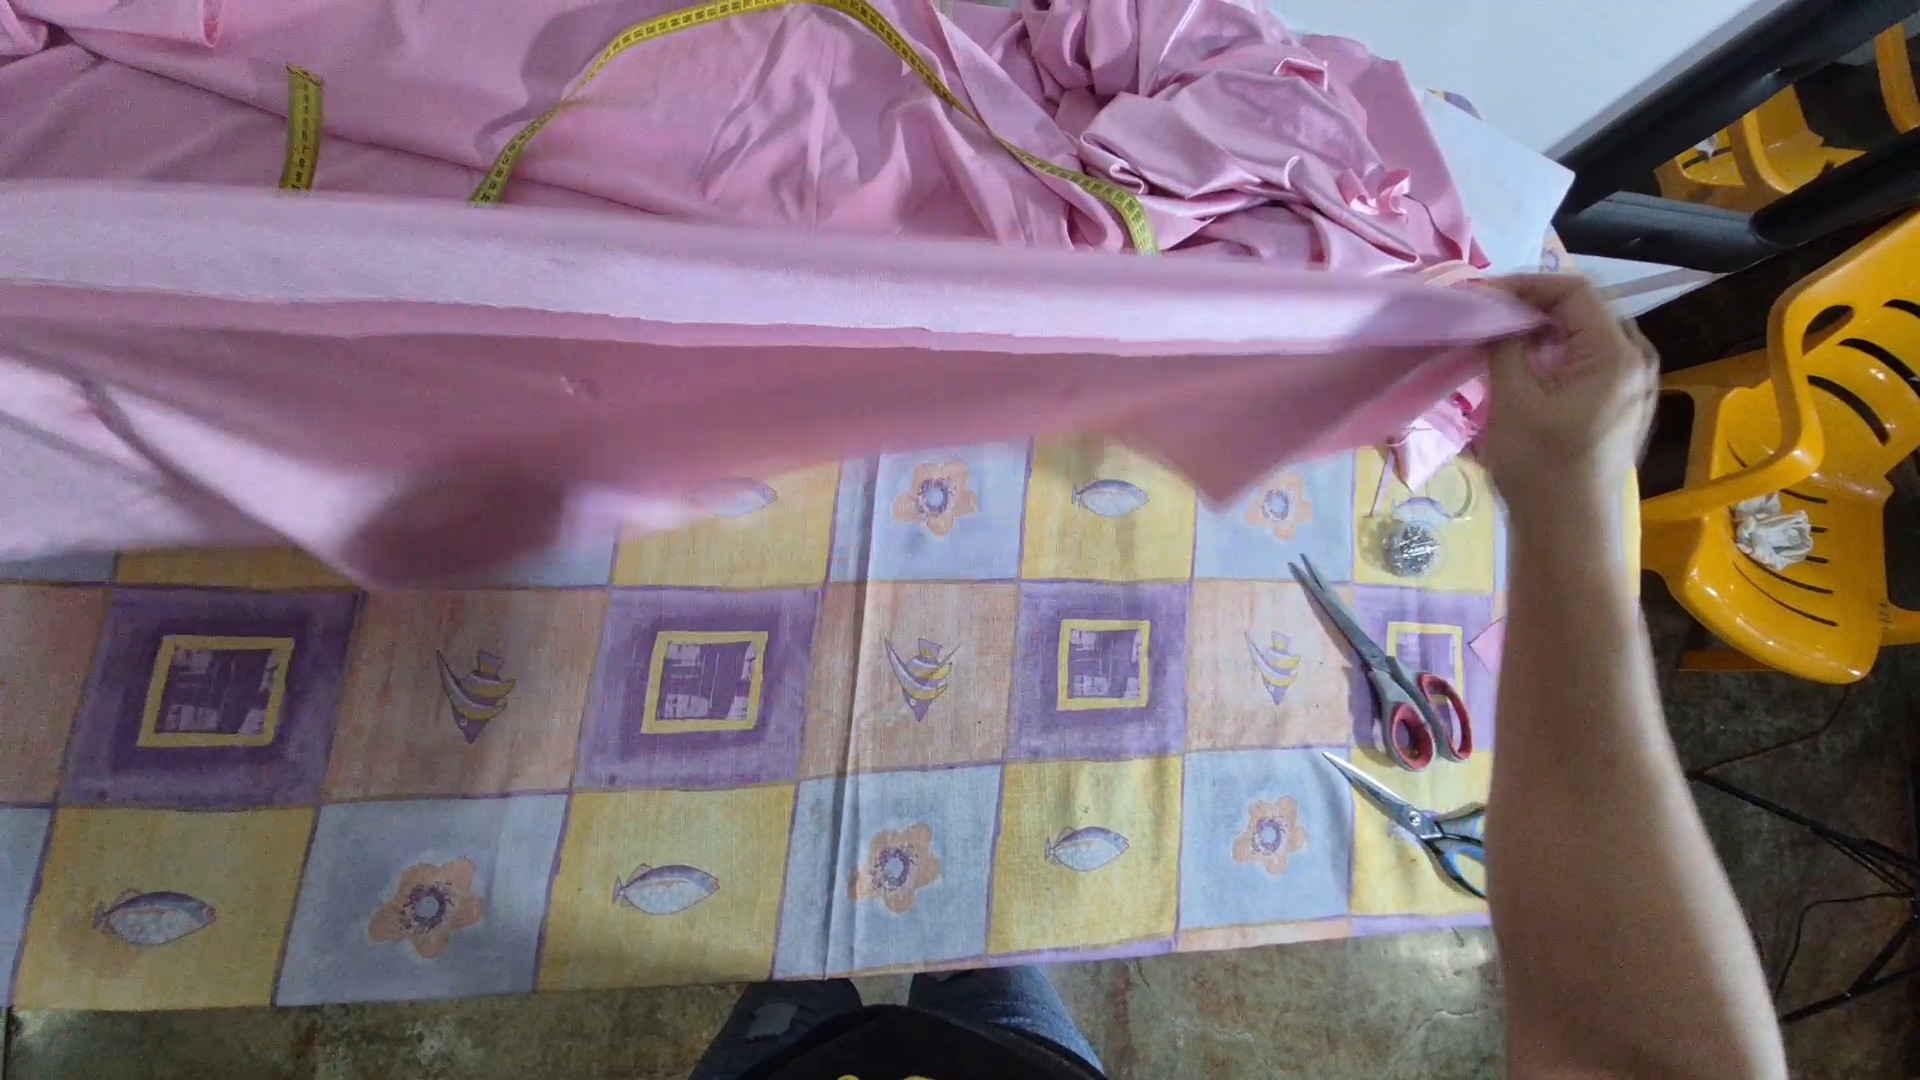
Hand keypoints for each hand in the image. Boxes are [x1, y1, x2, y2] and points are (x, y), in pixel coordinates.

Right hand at [1479, 274, 1657, 514]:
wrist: (1568, 526)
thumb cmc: (1540, 465)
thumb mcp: (1513, 402)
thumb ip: (1506, 350)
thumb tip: (1495, 319)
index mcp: (1616, 354)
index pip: (1575, 292)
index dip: (1525, 284)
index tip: (1479, 293)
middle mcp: (1634, 361)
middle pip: (1582, 312)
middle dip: (1530, 306)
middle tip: (1482, 315)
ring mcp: (1628, 385)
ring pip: (1580, 338)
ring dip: (1536, 333)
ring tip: (1494, 341)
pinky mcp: (1614, 407)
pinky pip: (1582, 364)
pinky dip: (1547, 356)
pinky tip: (1518, 372)